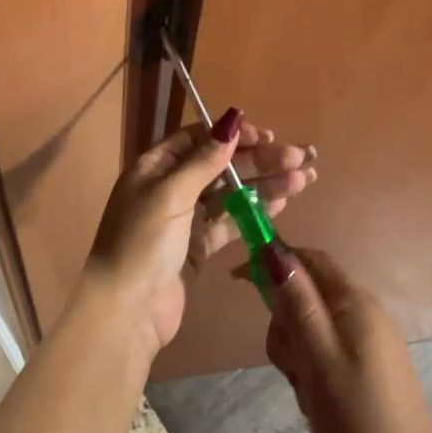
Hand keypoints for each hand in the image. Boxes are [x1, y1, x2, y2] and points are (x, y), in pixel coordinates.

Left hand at [87, 109, 316, 352]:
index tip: (266, 137)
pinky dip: (254, 213)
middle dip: (260, 160)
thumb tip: (231, 123)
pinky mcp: (198, 248)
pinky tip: (282, 204)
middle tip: (301, 157)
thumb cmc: (142, 242)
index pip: (198, 139)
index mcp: (154, 168)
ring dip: (265, 185)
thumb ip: (203, 161)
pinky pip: (230, 222)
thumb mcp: (170, 194)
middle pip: (220, 166)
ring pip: (230, 194)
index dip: (232, 135)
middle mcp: (169, 188)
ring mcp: (185, 219)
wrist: (126, 309)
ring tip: (305, 179)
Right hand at [264, 247, 431, 432]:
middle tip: (289, 362)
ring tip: (305, 389)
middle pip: (308, 295)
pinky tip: (318, 400)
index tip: (241, 280)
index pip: (311, 259)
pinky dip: (313, 369)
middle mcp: (365, 314)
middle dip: (286, 323)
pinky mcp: (368, 369)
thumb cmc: (356, 419)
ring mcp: (369, 343)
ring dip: (297, 352)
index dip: (276, 261)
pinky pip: (326, 352)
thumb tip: (275, 250)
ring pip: (312, 328)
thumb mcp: (317, 359)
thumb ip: (298, 304)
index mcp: (355, 304)